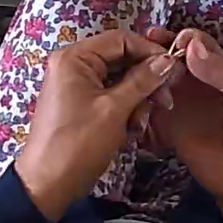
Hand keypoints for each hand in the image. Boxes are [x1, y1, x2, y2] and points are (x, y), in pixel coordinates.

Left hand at [15, 29, 178, 220]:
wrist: (48, 183)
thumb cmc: (78, 143)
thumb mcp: (114, 109)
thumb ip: (142, 80)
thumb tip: (168, 60)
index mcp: (74, 57)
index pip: (120, 39)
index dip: (150, 52)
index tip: (174, 71)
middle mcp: (72, 64)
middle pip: (121, 58)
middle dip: (144, 81)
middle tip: (164, 103)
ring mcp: (74, 83)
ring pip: (119, 79)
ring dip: (137, 99)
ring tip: (140, 124)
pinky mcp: (79, 102)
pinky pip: (110, 95)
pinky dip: (124, 109)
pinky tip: (131, 129)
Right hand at [146, 28, 222, 222]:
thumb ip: (222, 71)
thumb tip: (190, 43)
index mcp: (220, 71)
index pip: (195, 43)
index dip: (179, 38)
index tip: (162, 38)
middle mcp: (196, 82)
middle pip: (169, 58)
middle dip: (154, 51)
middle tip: (139, 51)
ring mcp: (178, 103)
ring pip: (155, 79)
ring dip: (144, 72)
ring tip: (135, 73)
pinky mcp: (164, 125)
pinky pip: (147, 106)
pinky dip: (138, 98)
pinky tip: (131, 93)